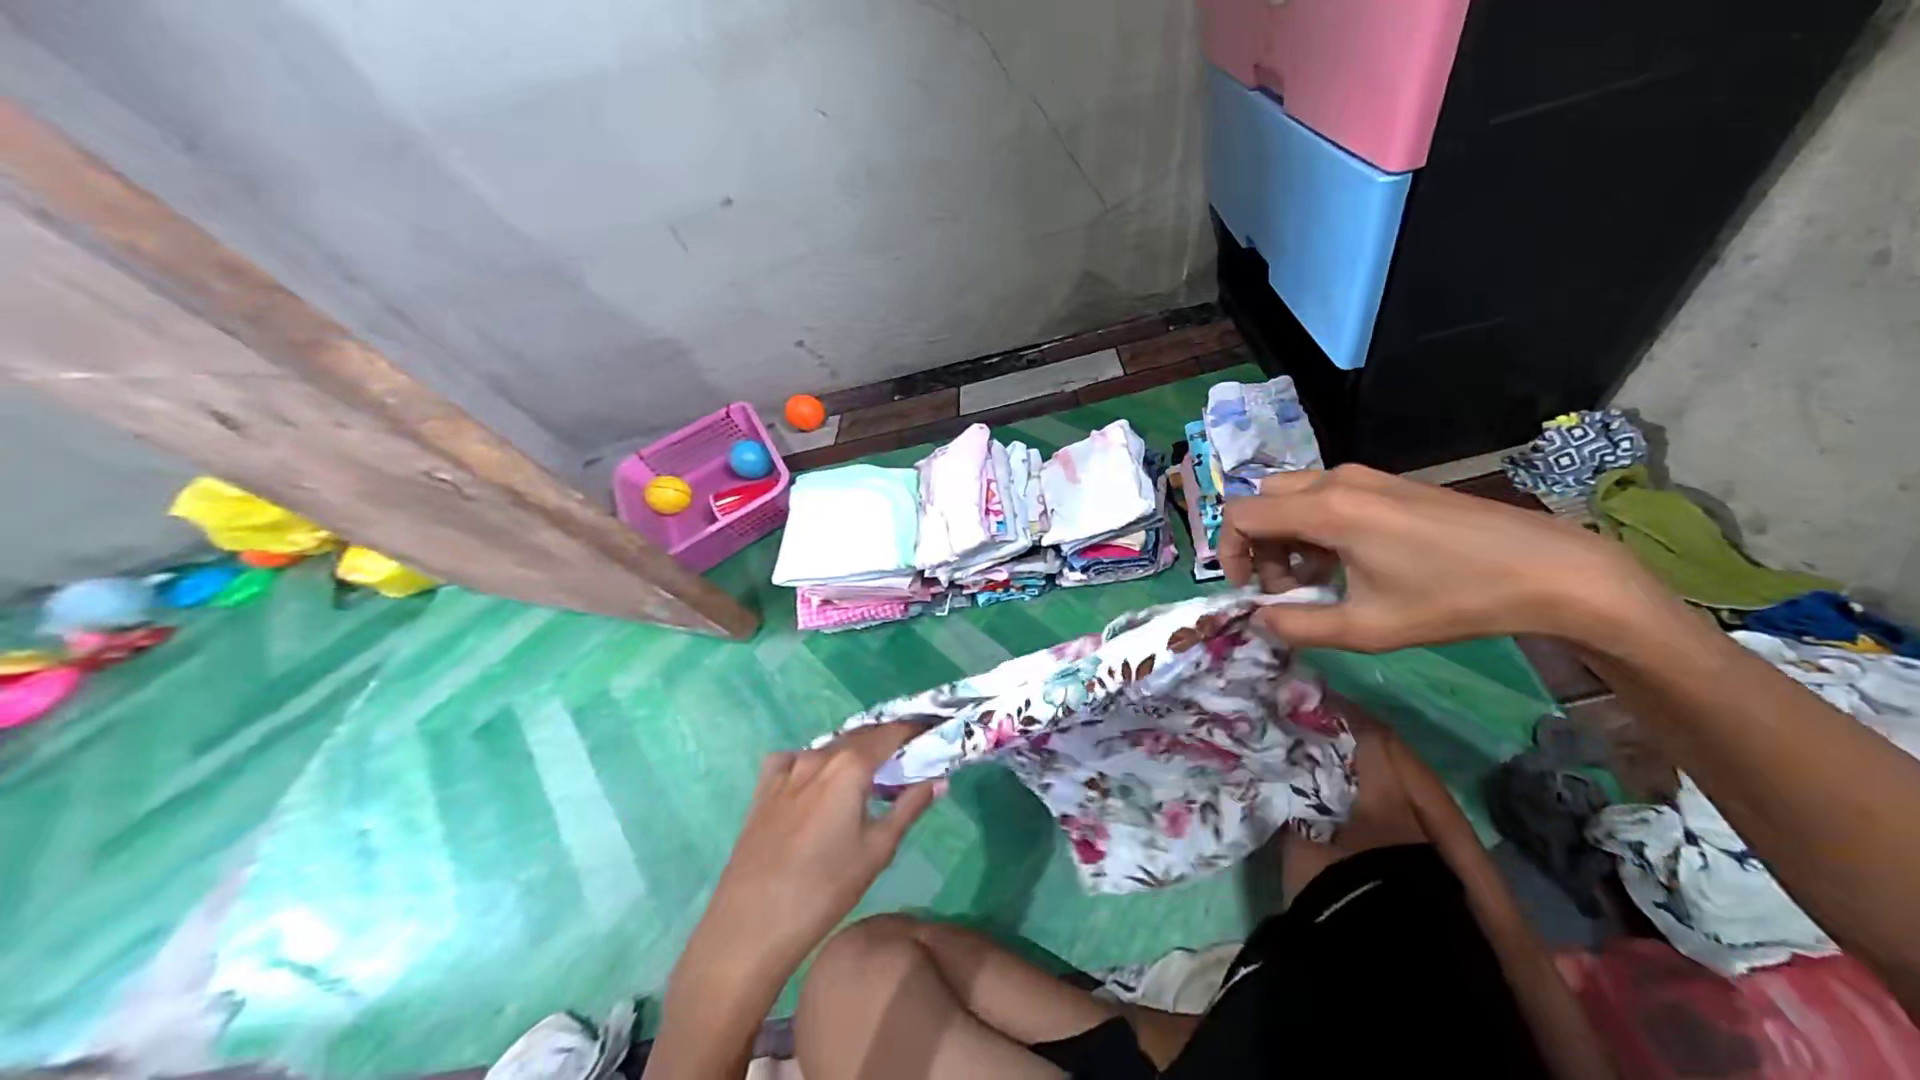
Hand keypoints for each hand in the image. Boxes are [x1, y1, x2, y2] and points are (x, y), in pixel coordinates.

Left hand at [651, 723, 935, 1079]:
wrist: (752, 923)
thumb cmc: (825, 889)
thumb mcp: (879, 849)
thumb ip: (909, 807)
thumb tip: (938, 780)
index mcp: (849, 765)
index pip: (890, 733)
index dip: (913, 730)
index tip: (932, 733)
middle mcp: (817, 756)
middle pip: (860, 737)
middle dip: (887, 741)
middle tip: (909, 756)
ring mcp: (786, 771)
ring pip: (828, 748)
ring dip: (852, 752)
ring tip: (868, 772)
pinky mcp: (763, 789)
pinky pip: (794, 761)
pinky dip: (813, 762)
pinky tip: (816, 783)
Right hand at [1219, 464, 1668, 651]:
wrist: (1549, 569)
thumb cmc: (1452, 600)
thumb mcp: (1367, 628)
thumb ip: (1298, 626)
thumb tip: (1259, 618)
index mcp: (1325, 510)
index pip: (1240, 514)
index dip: (1228, 552)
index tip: (1249, 588)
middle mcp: (1336, 481)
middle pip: (1262, 500)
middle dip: (1259, 544)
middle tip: (1286, 586)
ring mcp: (1366, 477)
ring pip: (1293, 496)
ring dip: (1287, 536)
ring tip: (1319, 579)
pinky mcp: (1388, 482)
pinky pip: (1326, 495)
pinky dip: (1315, 525)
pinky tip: (1350, 561)